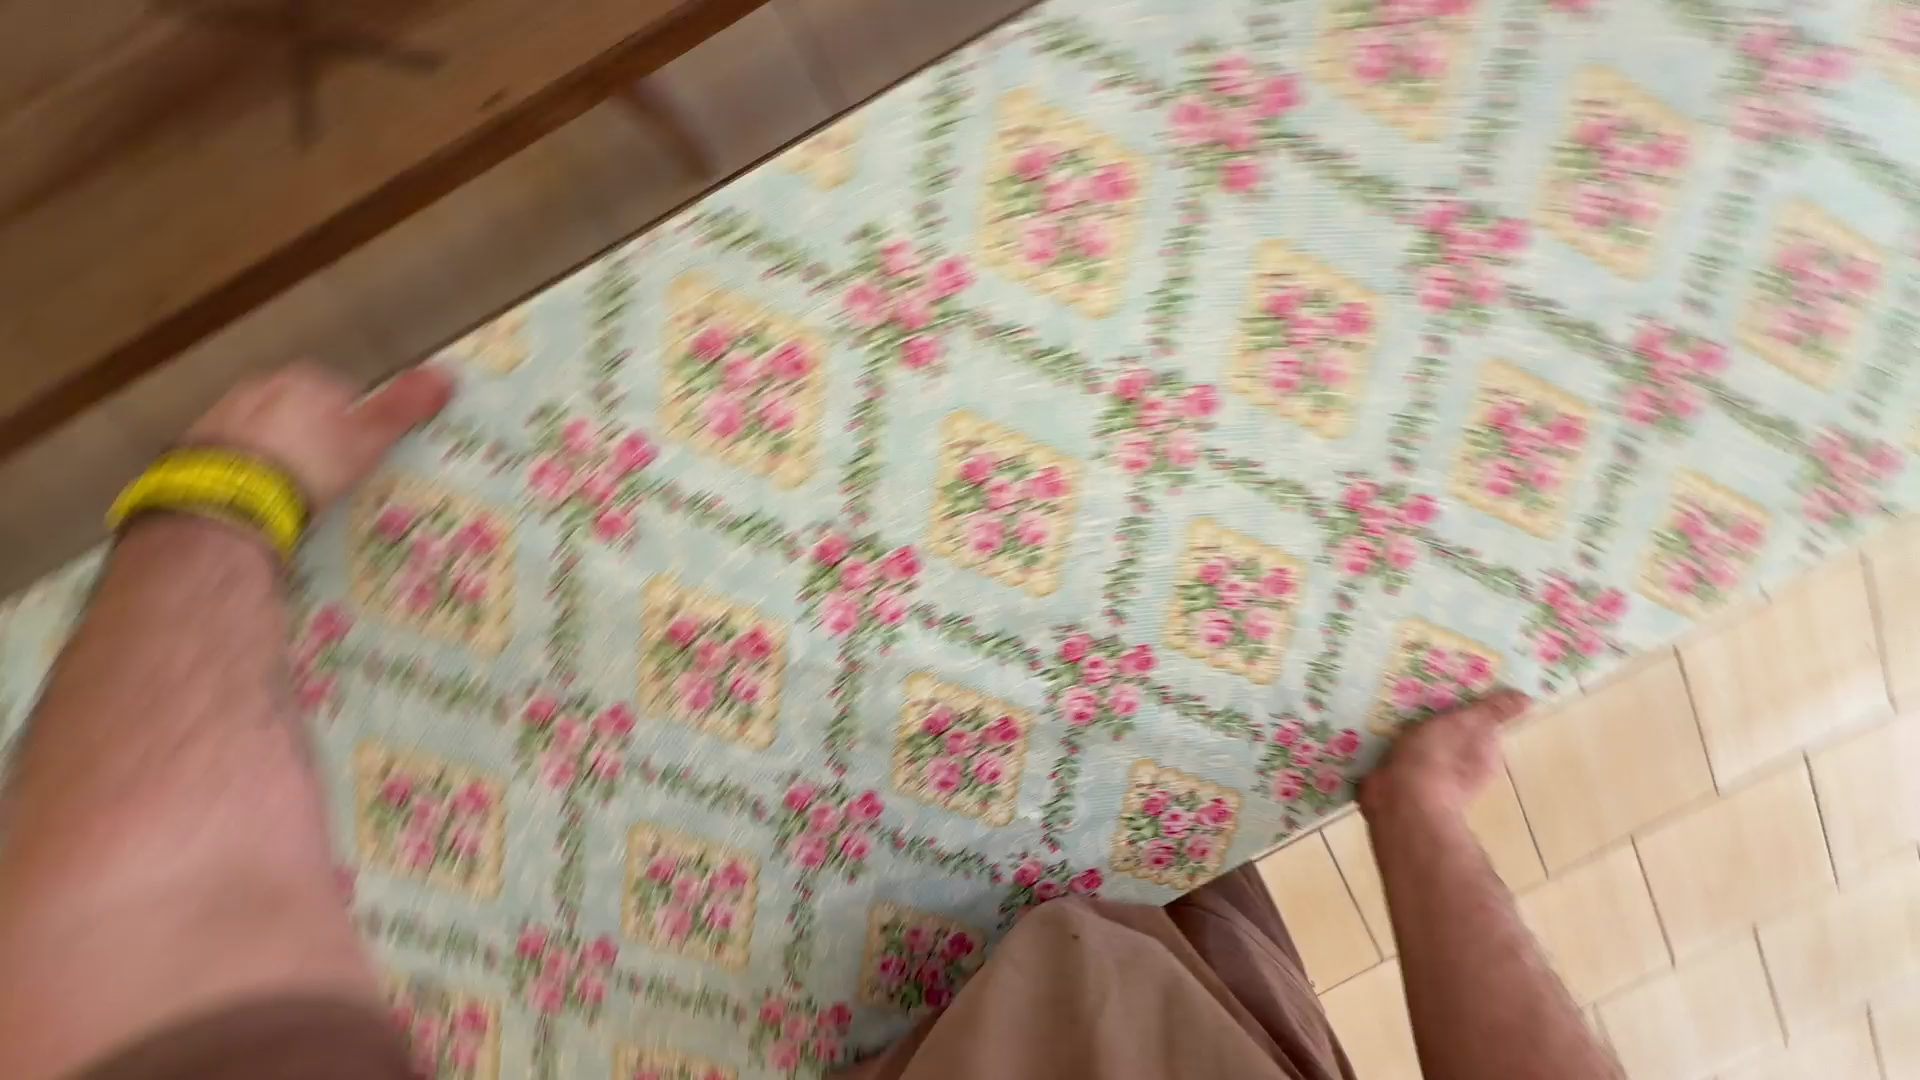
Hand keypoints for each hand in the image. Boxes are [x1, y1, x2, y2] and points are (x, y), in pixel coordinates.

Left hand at [183, 361, 454, 513]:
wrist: (233, 498)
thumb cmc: (313, 463)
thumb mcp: (371, 437)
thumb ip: (404, 407)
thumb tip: (449, 373)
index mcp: (307, 380)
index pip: (346, 392)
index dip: (360, 422)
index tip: (365, 451)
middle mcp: (261, 385)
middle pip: (305, 407)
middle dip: (319, 431)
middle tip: (335, 468)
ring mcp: (225, 412)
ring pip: (270, 427)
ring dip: (284, 447)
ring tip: (300, 483)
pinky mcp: (197, 442)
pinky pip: (238, 449)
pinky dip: (253, 463)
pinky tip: (266, 489)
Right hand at [1359, 689, 1531, 821]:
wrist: (1402, 800)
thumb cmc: (1438, 758)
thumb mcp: (1468, 725)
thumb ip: (1493, 711)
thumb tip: (1527, 698)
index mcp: (1487, 755)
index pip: (1483, 727)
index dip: (1468, 710)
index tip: (1449, 691)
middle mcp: (1465, 769)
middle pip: (1453, 736)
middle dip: (1438, 720)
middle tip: (1415, 695)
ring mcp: (1434, 778)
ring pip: (1426, 748)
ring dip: (1412, 734)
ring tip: (1392, 709)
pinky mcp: (1405, 783)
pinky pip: (1402, 758)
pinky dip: (1394, 748)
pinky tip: (1380, 734)